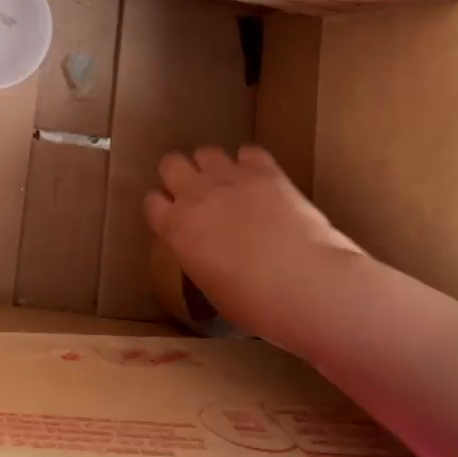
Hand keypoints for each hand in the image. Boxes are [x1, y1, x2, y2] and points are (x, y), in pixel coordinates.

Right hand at [144, 144, 363, 344]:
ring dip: (214, 166)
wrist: (306, 286)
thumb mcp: (212, 288)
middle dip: (181, 175)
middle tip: (200, 196)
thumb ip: (199, 258)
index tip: (176, 218)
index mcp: (177, 228)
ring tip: (231, 185)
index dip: (164, 208)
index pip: (151, 202)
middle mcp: (196, 194)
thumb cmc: (257, 305)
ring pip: (205, 151)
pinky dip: (251, 162)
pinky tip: (261, 179)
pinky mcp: (264, 170)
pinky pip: (248, 151)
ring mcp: (229, 178)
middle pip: (170, 163)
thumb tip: (208, 252)